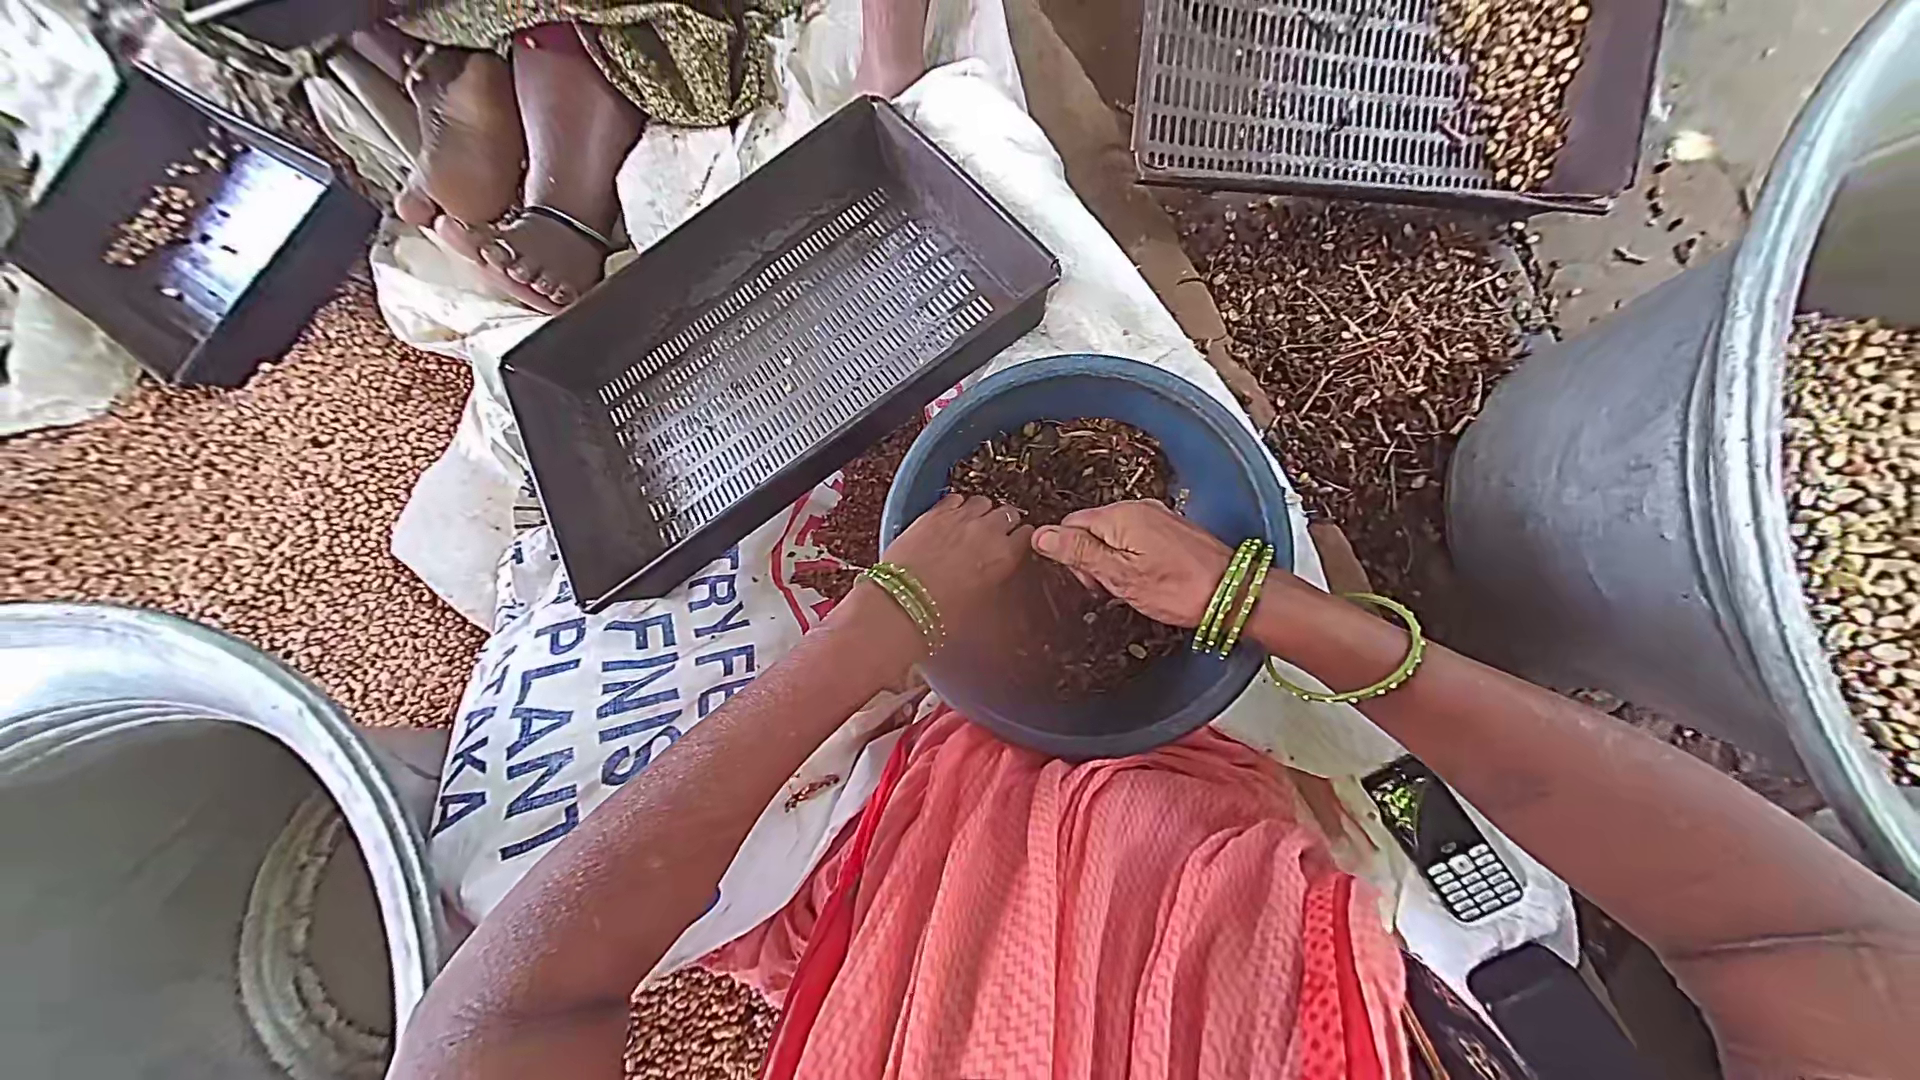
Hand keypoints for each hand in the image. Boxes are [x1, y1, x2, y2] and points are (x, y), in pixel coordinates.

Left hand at [831, 494, 1034, 657]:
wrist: (904, 604)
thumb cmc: (942, 614)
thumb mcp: (982, 602)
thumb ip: (994, 577)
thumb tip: (993, 572)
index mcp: (1005, 556)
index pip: (1027, 535)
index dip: (1021, 538)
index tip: (1016, 541)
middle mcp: (988, 531)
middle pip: (1007, 513)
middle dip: (1002, 522)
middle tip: (993, 534)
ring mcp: (960, 518)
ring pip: (982, 501)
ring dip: (979, 512)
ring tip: (971, 524)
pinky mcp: (935, 512)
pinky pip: (955, 499)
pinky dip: (956, 506)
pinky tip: (950, 517)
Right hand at [1029, 500, 1232, 626]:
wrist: (1233, 593)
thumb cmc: (1179, 589)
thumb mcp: (1118, 574)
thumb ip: (1078, 552)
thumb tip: (1041, 535)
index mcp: (1120, 516)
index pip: (1070, 524)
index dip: (1069, 555)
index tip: (1089, 581)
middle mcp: (1138, 508)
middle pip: (1091, 528)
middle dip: (1091, 559)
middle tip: (1110, 589)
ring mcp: (1157, 517)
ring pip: (1113, 535)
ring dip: (1112, 561)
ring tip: (1131, 588)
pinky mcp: (1171, 529)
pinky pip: (1135, 538)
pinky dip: (1131, 558)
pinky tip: (1146, 580)